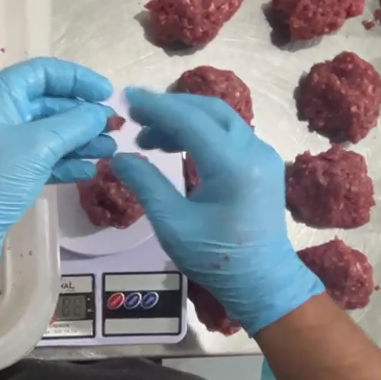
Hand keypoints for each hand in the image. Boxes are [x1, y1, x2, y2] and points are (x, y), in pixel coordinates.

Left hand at [0, 57, 114, 294]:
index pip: (42, 73)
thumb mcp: (36, 147)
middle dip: (82, 115)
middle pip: (47, 103)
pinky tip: (89, 171)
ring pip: (46, 134)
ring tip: (109, 150)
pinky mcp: (4, 174)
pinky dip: (63, 163)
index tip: (107, 93)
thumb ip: (73, 124)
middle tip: (114, 128)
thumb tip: (99, 112)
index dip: (77, 79)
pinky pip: (40, 159)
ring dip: (78, 140)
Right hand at [109, 89, 322, 333]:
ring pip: (219, 120)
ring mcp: (262, 155)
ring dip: (183, 121)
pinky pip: (228, 134)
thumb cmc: (215, 259)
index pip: (189, 120)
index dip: (155, 107)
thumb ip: (146, 185)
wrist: (262, 281)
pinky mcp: (261, 164)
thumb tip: (118, 157)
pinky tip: (175, 147)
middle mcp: (253, 150)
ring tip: (148, 139)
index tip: (127, 99)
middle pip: (208, 110)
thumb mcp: (172, 224)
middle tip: (135, 116)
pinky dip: (199, 133)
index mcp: (233, 165)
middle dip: (169, 108)